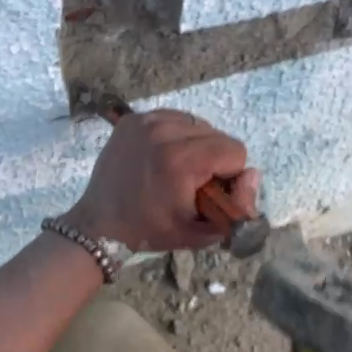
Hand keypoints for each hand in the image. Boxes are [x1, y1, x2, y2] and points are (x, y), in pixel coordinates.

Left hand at [62, 108, 258, 252]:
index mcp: (180, 161)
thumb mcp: (200, 232)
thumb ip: (236, 207)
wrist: (99, 224)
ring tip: (179, 170)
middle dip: (215, 160)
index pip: (235, 150)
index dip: (231, 175)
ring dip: (197, 145)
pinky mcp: (132, 119)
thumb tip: (252, 175)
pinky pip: (173, 118)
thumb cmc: (150, 231)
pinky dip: (177, 135)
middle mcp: (163, 132)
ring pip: (196, 124)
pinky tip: (164, 157)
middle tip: (195, 183)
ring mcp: (145, 122)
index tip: (211, 192)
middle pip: (217, 135)